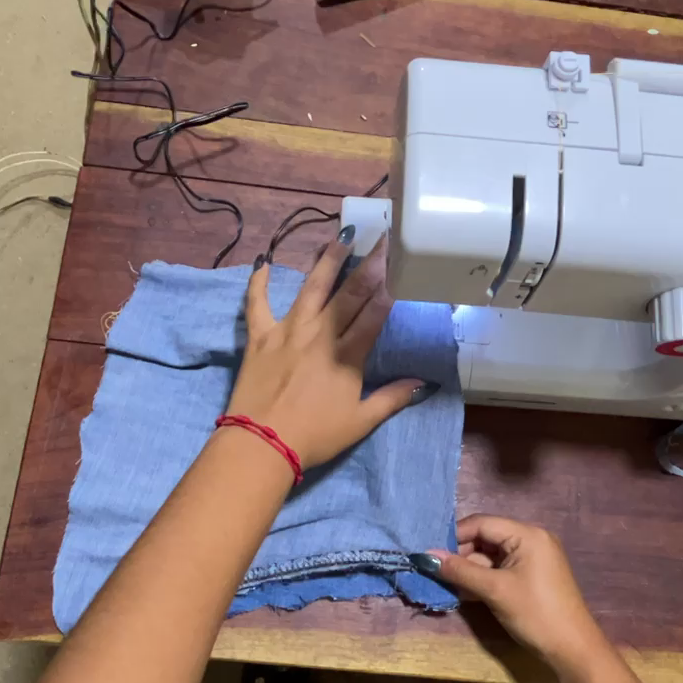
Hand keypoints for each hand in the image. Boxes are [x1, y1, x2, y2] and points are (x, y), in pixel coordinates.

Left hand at [225, 230, 434, 469]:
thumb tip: (424, 382)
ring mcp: (288, 332)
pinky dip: (259, 283)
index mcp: (347, 356)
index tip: (399, 262)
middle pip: (348, 295)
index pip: (374, 314)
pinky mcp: (259, 337)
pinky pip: (257, 305)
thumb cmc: (315, 436)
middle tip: (380, 240)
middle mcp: (320, 335)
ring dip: (326, 263)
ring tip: (339, 239)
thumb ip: (392, 398)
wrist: (262, 444)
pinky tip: (263, 263)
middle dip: (368, 266)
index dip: (389, 288)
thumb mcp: (361, 422)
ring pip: (310, 290)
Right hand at [425, 515, 609, 670]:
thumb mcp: (494, 590)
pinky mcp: (530, 577)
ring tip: (445, 583)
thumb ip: (460, 571)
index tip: (430, 552)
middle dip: (460, 554)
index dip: (454, 536)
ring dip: (469, 569)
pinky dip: (482, 578)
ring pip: (490, 556)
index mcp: (527, 534)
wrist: (573, 651)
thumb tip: (426, 556)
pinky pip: (499, 569)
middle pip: (485, 538)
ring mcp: (531, 559)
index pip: (482, 523)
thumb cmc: (535, 613)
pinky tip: (463, 591)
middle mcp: (530, 540)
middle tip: (436, 571)